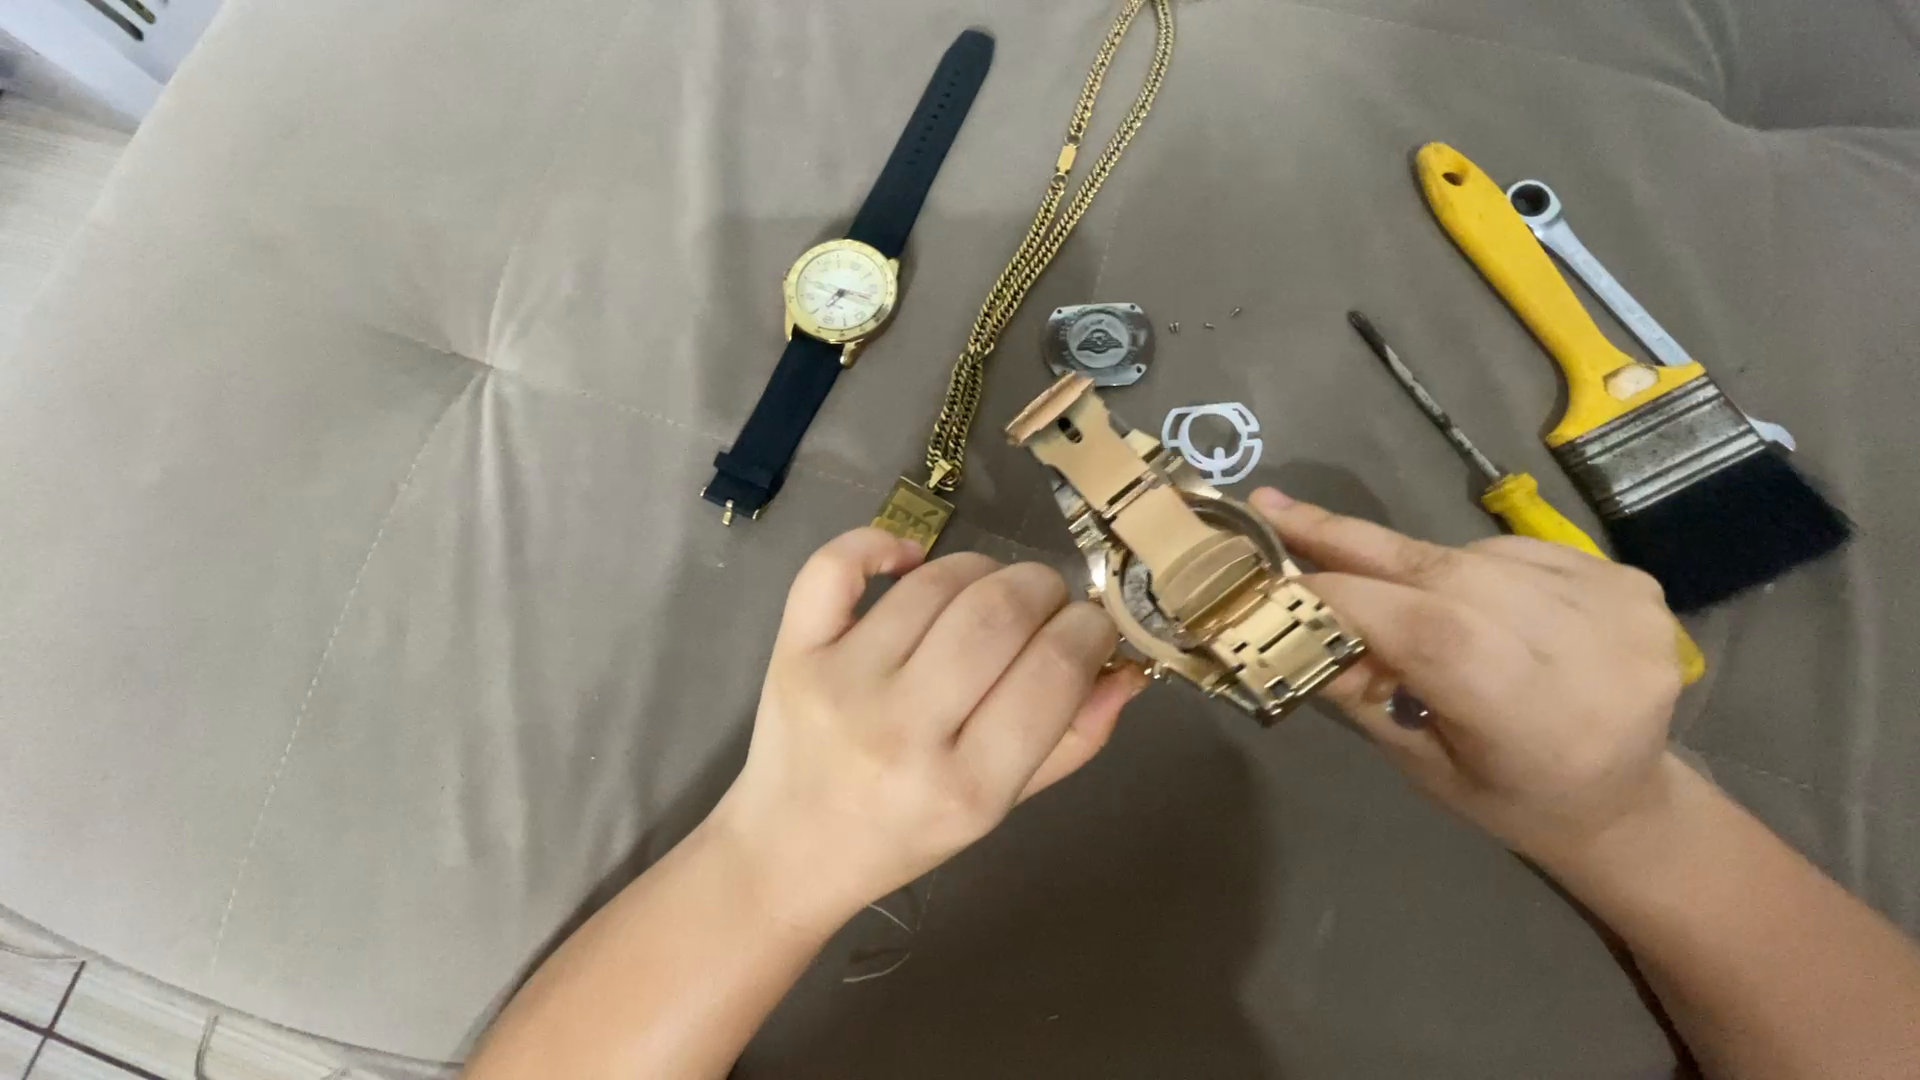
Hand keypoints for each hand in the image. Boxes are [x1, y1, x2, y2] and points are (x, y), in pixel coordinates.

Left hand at [710, 528, 1148, 931]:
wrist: (791, 849)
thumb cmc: (906, 835)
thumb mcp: (1000, 808)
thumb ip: (1072, 740)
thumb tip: (1125, 666)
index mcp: (966, 786)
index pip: (1053, 671)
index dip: (1089, 630)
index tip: (1091, 625)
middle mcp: (901, 730)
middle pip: (998, 613)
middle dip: (1044, 590)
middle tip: (1046, 603)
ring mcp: (840, 683)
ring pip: (936, 582)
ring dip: (984, 569)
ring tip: (989, 593)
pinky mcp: (794, 650)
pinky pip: (835, 565)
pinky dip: (879, 540)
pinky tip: (910, 557)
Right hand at [1249, 489, 1684, 867]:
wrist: (1623, 798)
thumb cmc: (1504, 793)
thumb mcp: (1415, 759)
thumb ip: (1356, 685)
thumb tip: (1289, 615)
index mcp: (1539, 724)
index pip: (1432, 633)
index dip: (1346, 596)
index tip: (1274, 576)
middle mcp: (1594, 656)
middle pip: (1445, 576)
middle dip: (1349, 544)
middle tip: (1274, 509)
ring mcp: (1620, 608)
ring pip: (1464, 555)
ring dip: (1400, 562)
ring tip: (1374, 587)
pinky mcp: (1628, 579)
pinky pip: (1502, 549)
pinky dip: (1455, 563)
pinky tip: (1457, 594)